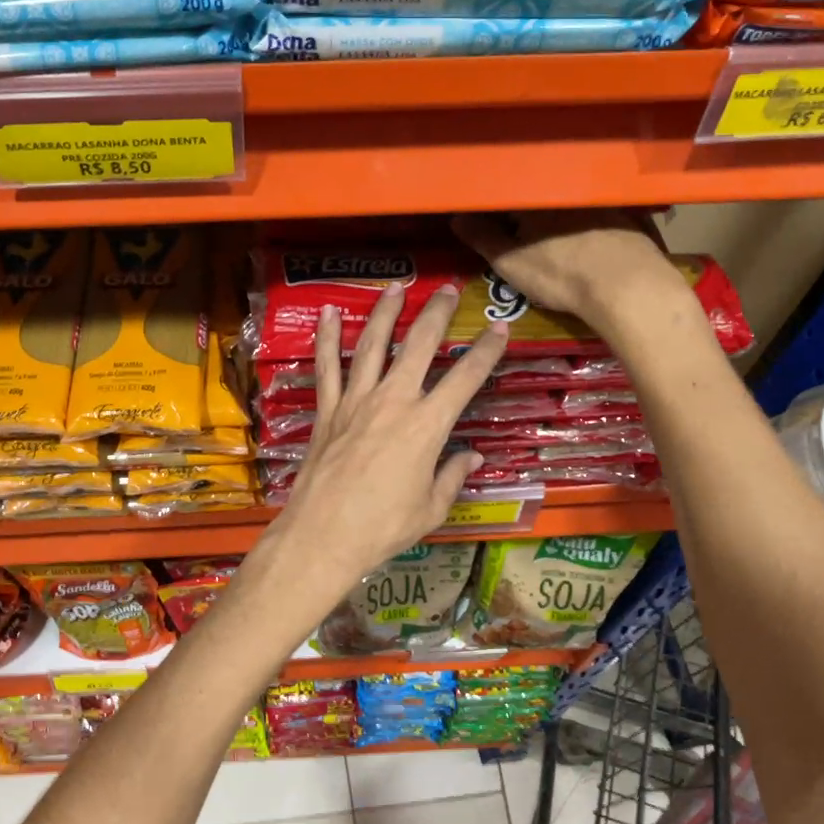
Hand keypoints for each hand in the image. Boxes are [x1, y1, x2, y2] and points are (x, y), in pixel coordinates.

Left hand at [267, 282, 509, 587]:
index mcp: (427, 425)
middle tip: (447, 289)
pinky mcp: (327, 410)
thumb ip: (452, 477)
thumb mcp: (431, 508)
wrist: (323, 535)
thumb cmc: (384, 527)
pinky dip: (326, 337)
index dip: (486, 350)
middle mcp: (393, 401)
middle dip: (436, 313)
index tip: (499, 327)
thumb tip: (472, 457)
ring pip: (372, 344)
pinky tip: (327, 312)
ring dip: (385, 312)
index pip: (466, 378)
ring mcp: (355, 401)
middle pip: (419, 345)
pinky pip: (327, 366)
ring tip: (396, 287)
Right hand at [450, 210, 675, 321]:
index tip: (488, 220)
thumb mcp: (510, 262)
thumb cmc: (561, 275)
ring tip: (554, 236)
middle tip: (521, 232)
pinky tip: (590, 239)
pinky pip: (600, 210)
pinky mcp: (629, 213)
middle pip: (539, 195)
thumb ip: (482, 237)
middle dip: (527, 208)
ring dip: (560, 213)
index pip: (506, 194)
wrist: (629, 286)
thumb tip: (455, 217)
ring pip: (571, 201)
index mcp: (535, 197)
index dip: (494, 208)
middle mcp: (568, 188)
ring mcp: (601, 199)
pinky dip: (590, 220)